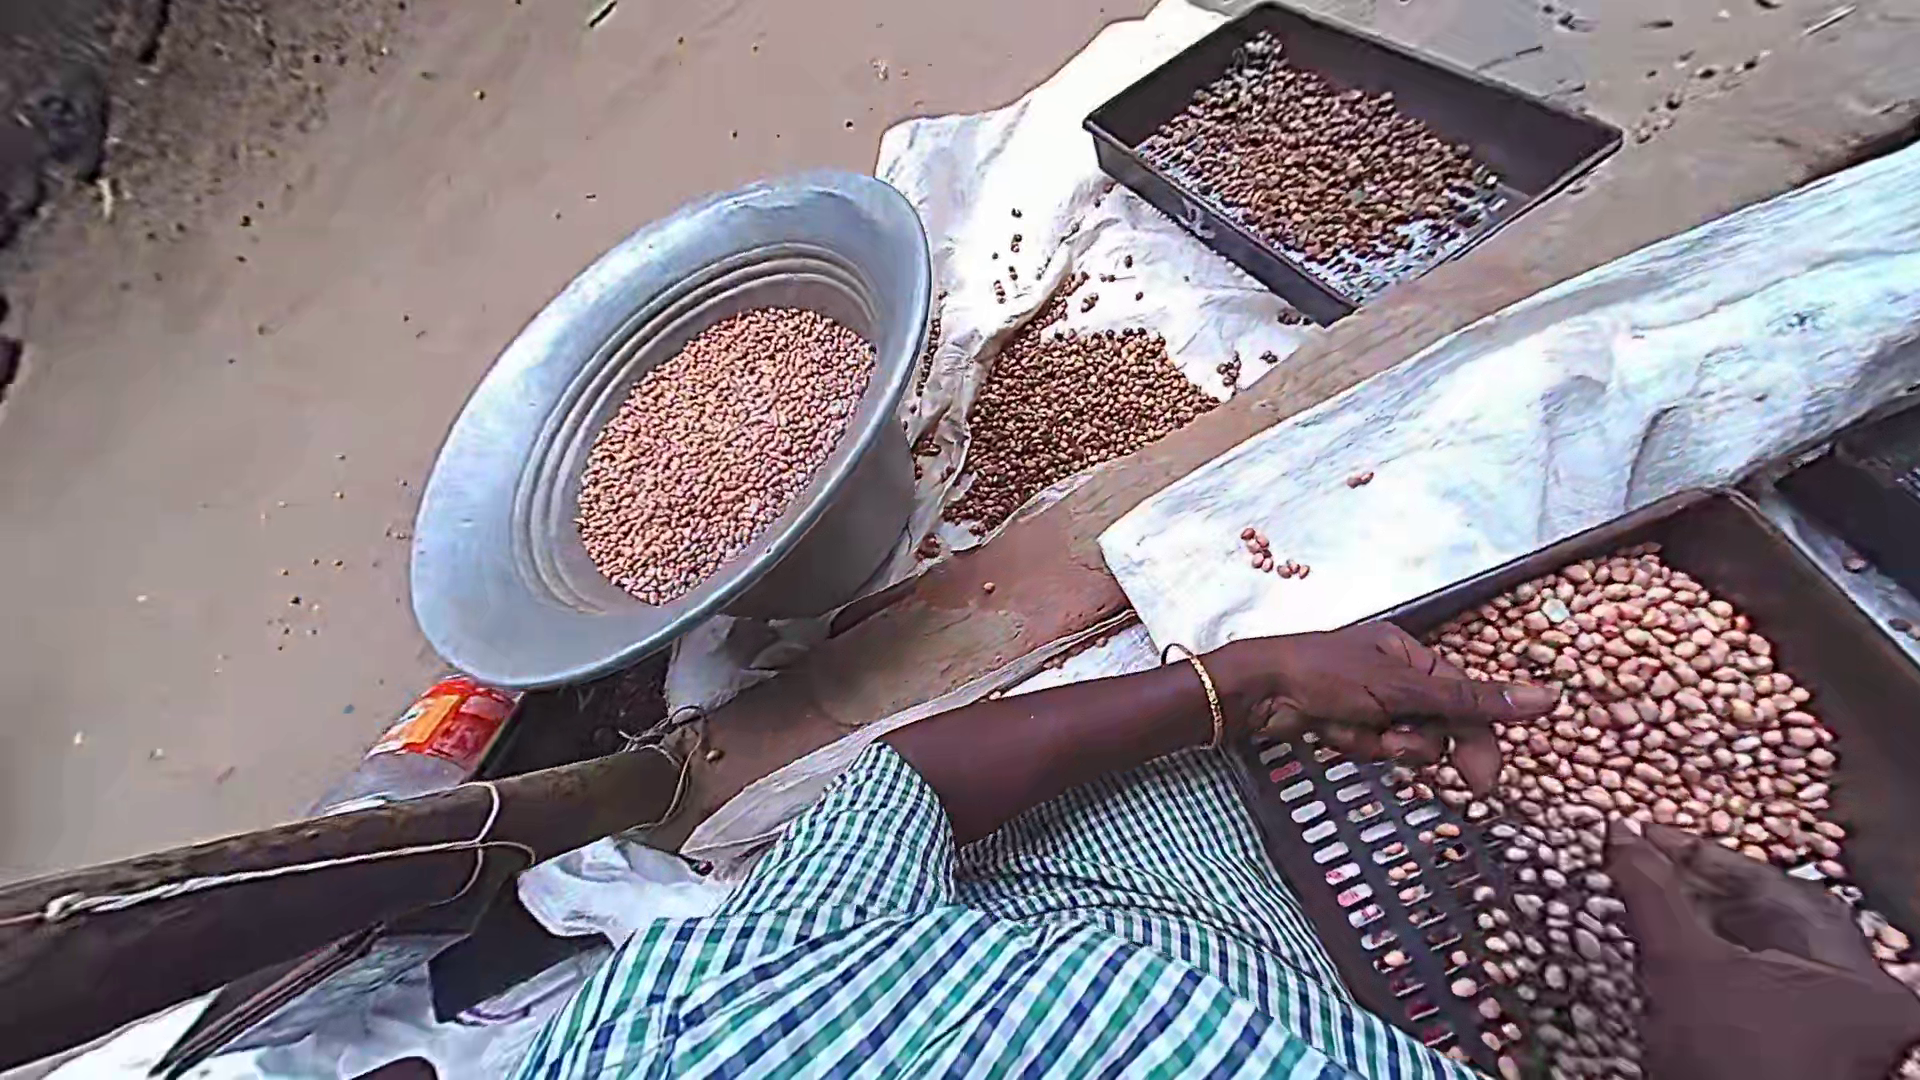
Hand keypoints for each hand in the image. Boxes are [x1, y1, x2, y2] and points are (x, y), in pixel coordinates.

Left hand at [1205, 622, 1556, 792]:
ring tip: (1350, 728)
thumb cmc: (1323, 675)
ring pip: (1402, 739)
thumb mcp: (1398, 688)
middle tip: (1398, 750)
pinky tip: (1329, 730)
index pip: (1463, 698)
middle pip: (1434, 723)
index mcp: (1405, 652)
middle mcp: (1389, 673)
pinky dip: (1353, 743)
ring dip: (1379, 742)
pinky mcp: (1342, 720)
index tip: (1481, 781)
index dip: (1476, 738)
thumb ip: (1468, 700)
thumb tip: (1550, 698)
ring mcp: (1364, 699)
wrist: (1256, 690)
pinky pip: (1369, 744)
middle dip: (1415, 741)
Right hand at [1608, 819, 1919, 1079]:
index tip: (1643, 832)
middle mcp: (1856, 997)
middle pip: (1770, 913)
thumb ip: (1649, 889)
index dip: (1707, 853)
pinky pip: (1742, 965)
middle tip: (1636, 854)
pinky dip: (1698, 938)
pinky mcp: (1785, 1030)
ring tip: (1638, 884)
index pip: (1780, 888)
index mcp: (1861, 981)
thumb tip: (1618, 832)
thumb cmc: (1726, 1050)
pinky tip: (1658, 927)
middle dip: (1697, 879)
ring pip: (1753, 938)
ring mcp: (1823, 1019)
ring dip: (1692, 907)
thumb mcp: (1679, 959)